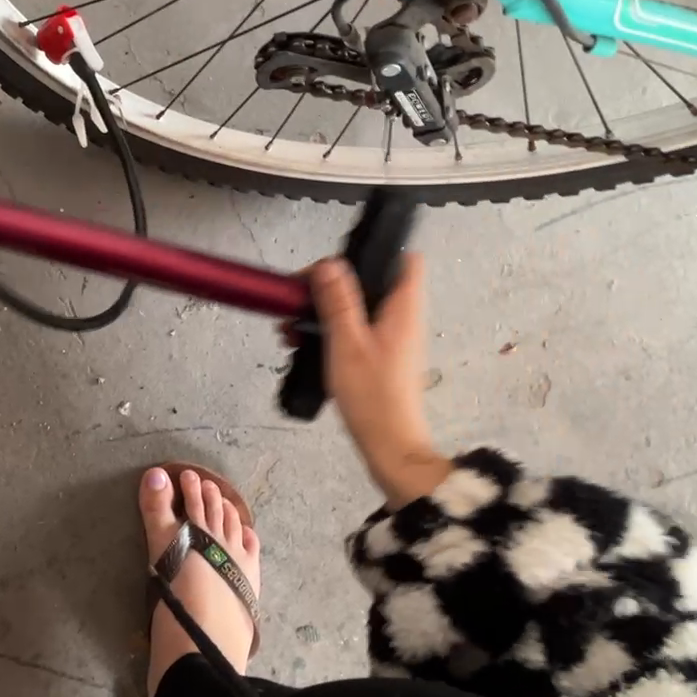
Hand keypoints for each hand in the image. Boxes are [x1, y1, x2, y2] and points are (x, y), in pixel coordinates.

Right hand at [308, 255, 450, 507]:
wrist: (389, 446)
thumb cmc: (372, 395)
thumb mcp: (347, 342)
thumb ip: (338, 301)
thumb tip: (327, 264)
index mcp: (403, 308)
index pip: (404, 260)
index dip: (375, 251)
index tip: (338, 260)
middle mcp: (401, 318)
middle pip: (369, 282)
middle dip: (331, 284)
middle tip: (301, 294)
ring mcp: (391, 338)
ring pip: (356, 308)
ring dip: (323, 310)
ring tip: (291, 325)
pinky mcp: (379, 357)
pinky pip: (352, 330)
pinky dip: (327, 331)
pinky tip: (300, 344)